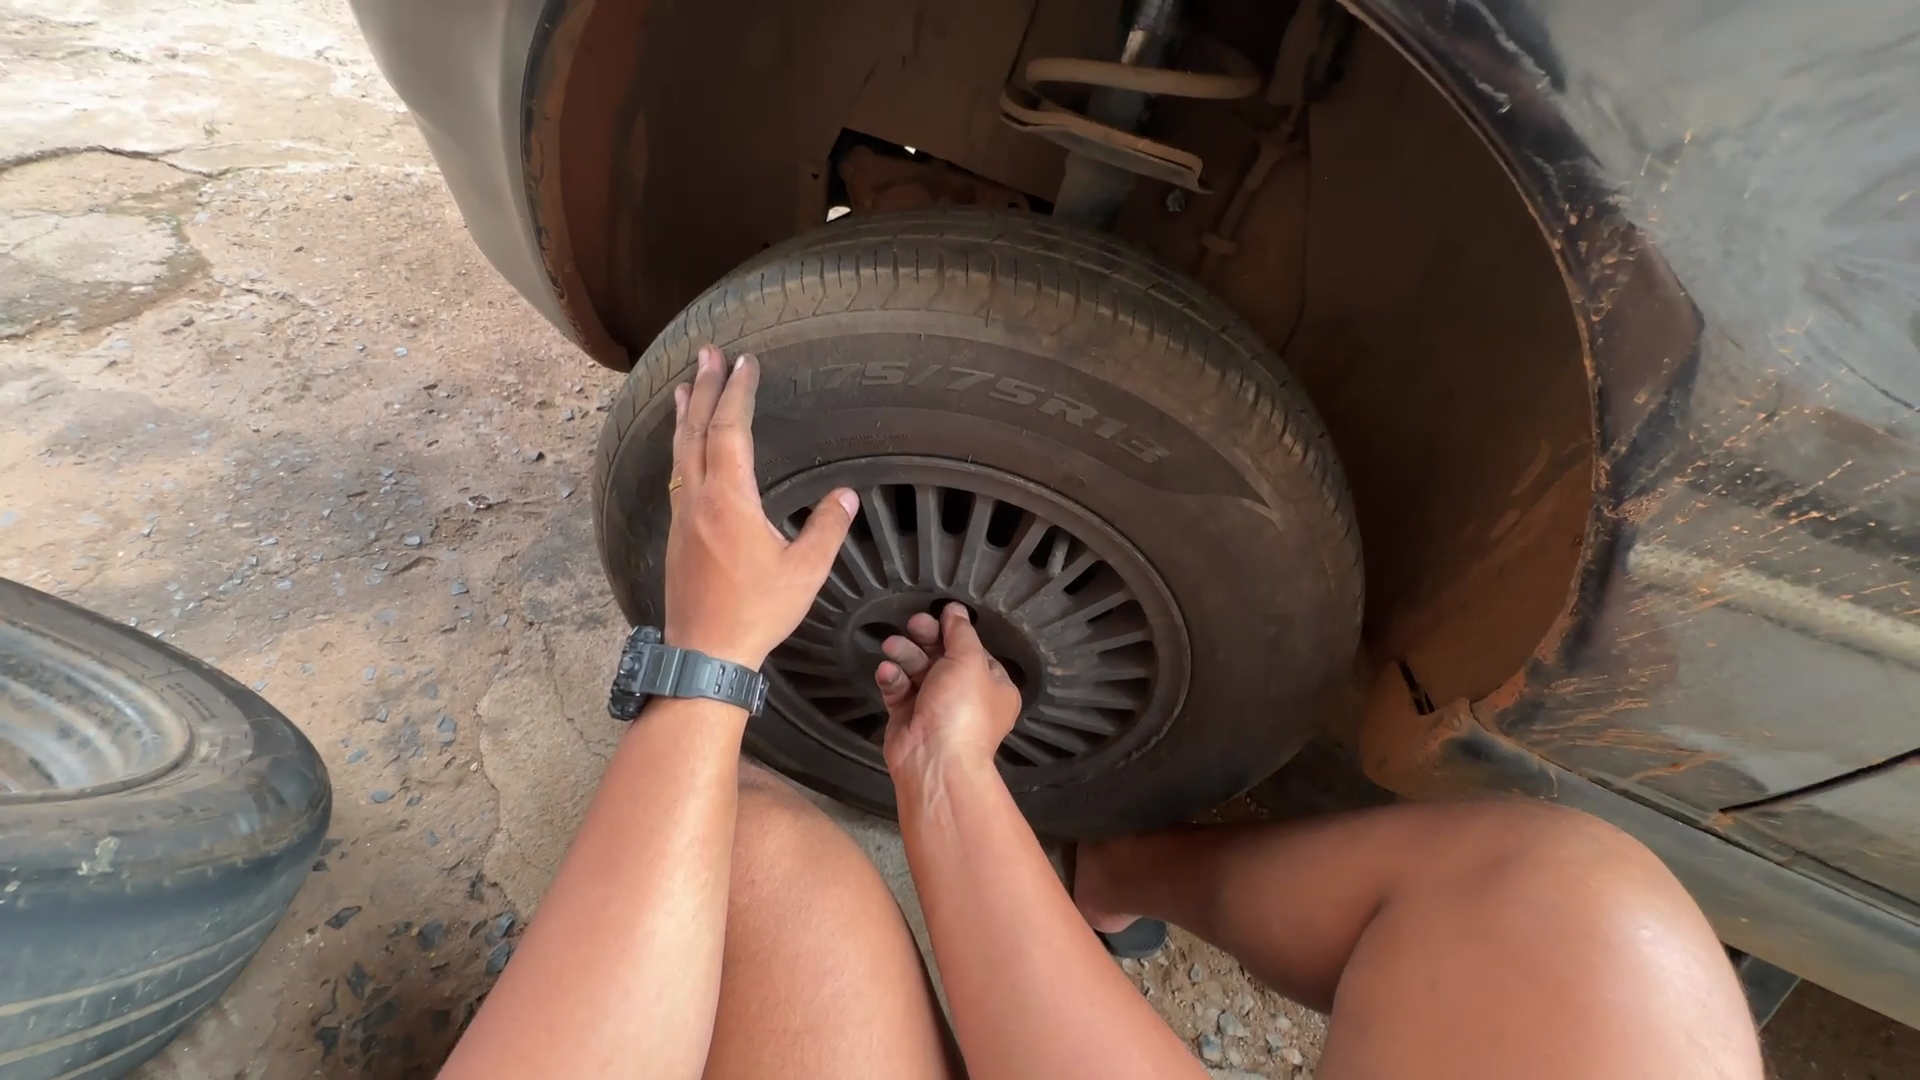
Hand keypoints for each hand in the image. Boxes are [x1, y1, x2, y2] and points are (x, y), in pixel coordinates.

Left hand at [662, 345, 857, 669]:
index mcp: (729, 501)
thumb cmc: (757, 611)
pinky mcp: (676, 536)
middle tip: (708, 352)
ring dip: (686, 415)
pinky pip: (676, 475)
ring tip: (687, 386)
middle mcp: (698, 500)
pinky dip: (682, 447)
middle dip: (705, 388)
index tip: (745, 362)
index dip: (738, 393)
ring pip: (679, 453)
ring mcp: (682, 517)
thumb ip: (826, 528)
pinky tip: (686, 450)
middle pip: (696, 431)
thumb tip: (846, 495)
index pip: (731, 431)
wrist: (705, 653)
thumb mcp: (805, 571)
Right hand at [876, 604, 1023, 781]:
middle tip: (914, 624)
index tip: (940, 615)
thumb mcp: (969, 660)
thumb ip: (960, 631)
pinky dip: (892, 678)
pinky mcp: (908, 716)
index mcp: (993, 685)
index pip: (974, 650)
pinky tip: (887, 671)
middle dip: (926, 638)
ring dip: (905, 654)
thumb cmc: (962, 708)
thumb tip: (956, 609)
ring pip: (918, 670)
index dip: (956, 632)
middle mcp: (966, 696)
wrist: (934, 759)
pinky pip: (899, 689)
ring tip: (891, 646)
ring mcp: (935, 706)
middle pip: (943, 656)